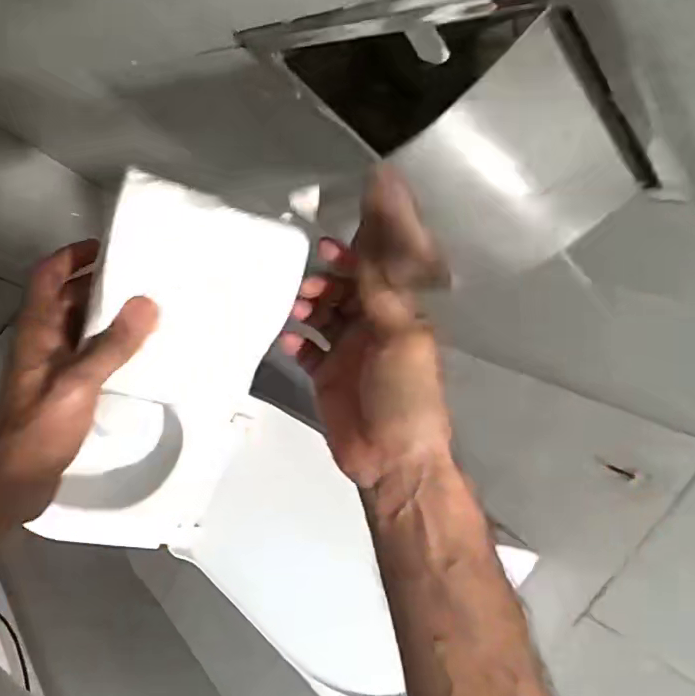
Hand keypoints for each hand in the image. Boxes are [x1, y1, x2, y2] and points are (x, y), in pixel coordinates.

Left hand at [0, 239, 158, 520]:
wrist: (16, 477)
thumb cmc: (41, 426)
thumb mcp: (79, 381)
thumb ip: (112, 344)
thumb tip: (146, 302)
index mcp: (37, 330)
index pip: (47, 275)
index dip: (71, 256)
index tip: (105, 247)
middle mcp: (40, 342)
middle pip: (64, 298)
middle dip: (95, 282)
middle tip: (137, 277)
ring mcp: (48, 366)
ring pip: (75, 327)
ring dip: (102, 315)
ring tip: (142, 309)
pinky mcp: (59, 389)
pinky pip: (83, 354)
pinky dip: (104, 345)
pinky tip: (131, 353)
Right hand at [279, 164, 452, 488]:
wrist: (391, 458)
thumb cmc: (405, 395)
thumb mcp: (401, 336)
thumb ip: (379, 292)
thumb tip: (364, 248)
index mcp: (399, 314)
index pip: (379, 271)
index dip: (359, 251)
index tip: (332, 237)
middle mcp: (373, 326)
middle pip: (345, 288)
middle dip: (326, 279)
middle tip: (310, 282)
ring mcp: (347, 351)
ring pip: (322, 314)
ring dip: (307, 305)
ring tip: (297, 309)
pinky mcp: (325, 374)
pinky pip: (306, 348)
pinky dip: (295, 341)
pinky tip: (289, 341)